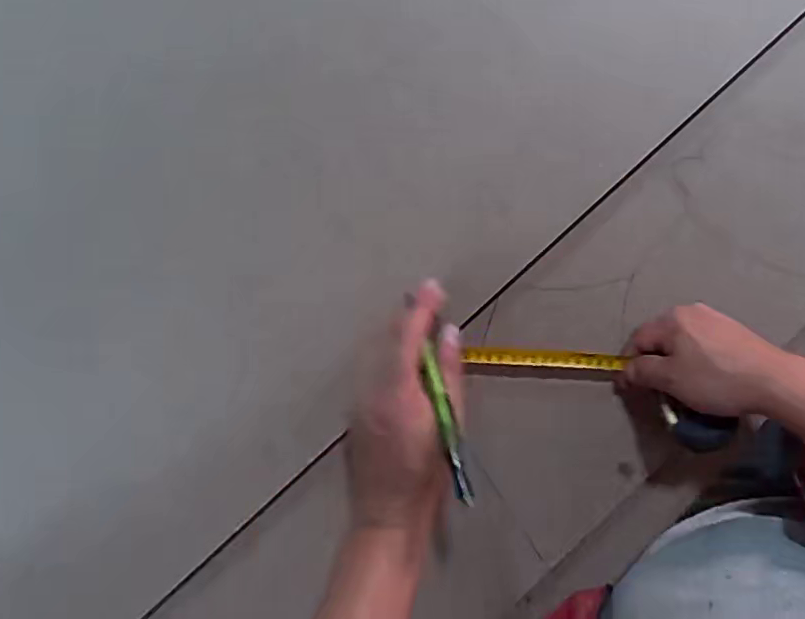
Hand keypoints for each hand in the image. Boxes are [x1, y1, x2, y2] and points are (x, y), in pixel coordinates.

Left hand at [347, 279, 462, 532]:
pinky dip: (389, 355)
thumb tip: (449, 332)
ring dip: (399, 335)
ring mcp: (358, 400)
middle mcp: (371, 388)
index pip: (409, 336)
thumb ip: (450, 373)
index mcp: (398, 390)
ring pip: (378, 352)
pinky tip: (404, 360)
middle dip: (410, 317)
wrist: (385, 517)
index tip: (433, 286)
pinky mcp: (354, 411)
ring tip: (420, 325)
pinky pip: (373, 370)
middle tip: (430, 299)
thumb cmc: (428, 473)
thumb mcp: (450, 422)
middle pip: (389, 339)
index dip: (422, 308)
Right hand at [616, 303, 802, 417]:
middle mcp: (688, 310)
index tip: (628, 387)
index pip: (637, 339)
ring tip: (683, 384)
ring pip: (681, 339)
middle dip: (653, 361)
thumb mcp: (673, 380)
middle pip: (659, 336)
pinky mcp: (730, 327)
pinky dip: (695, 357)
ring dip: (675, 360)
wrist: (772, 378)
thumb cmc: (716, 380)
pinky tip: (707, 374)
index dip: (629, 363)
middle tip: (658, 389)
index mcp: (671, 319)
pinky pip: (700, 341)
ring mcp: (712, 316)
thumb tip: (625, 370)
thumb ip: (643, 372)